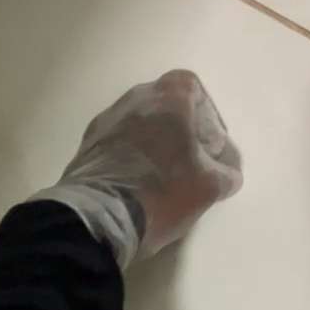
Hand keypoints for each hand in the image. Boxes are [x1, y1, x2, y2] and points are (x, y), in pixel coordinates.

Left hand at [42, 69, 243, 265]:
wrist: (96, 223)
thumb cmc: (163, 190)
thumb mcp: (211, 186)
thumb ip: (227, 172)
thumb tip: (227, 173)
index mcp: (168, 98)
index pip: (191, 86)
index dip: (205, 111)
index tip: (210, 142)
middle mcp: (135, 100)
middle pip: (164, 102)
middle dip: (179, 126)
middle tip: (189, 157)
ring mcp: (104, 123)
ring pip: (138, 122)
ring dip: (152, 140)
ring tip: (161, 174)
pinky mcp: (83, 149)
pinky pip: (115, 142)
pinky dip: (128, 155)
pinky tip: (135, 184)